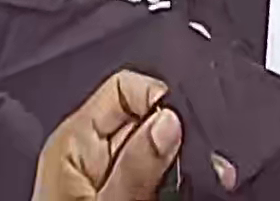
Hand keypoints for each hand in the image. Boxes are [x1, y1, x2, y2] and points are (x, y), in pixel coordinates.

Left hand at [32, 70, 236, 200]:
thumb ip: (136, 165)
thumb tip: (169, 118)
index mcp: (75, 140)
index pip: (123, 88)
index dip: (156, 97)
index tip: (185, 123)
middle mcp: (91, 154)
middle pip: (143, 118)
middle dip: (174, 134)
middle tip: (204, 158)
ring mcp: (108, 182)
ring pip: (155, 152)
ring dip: (179, 164)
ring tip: (202, 177)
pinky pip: (156, 180)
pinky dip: (175, 184)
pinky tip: (187, 192)